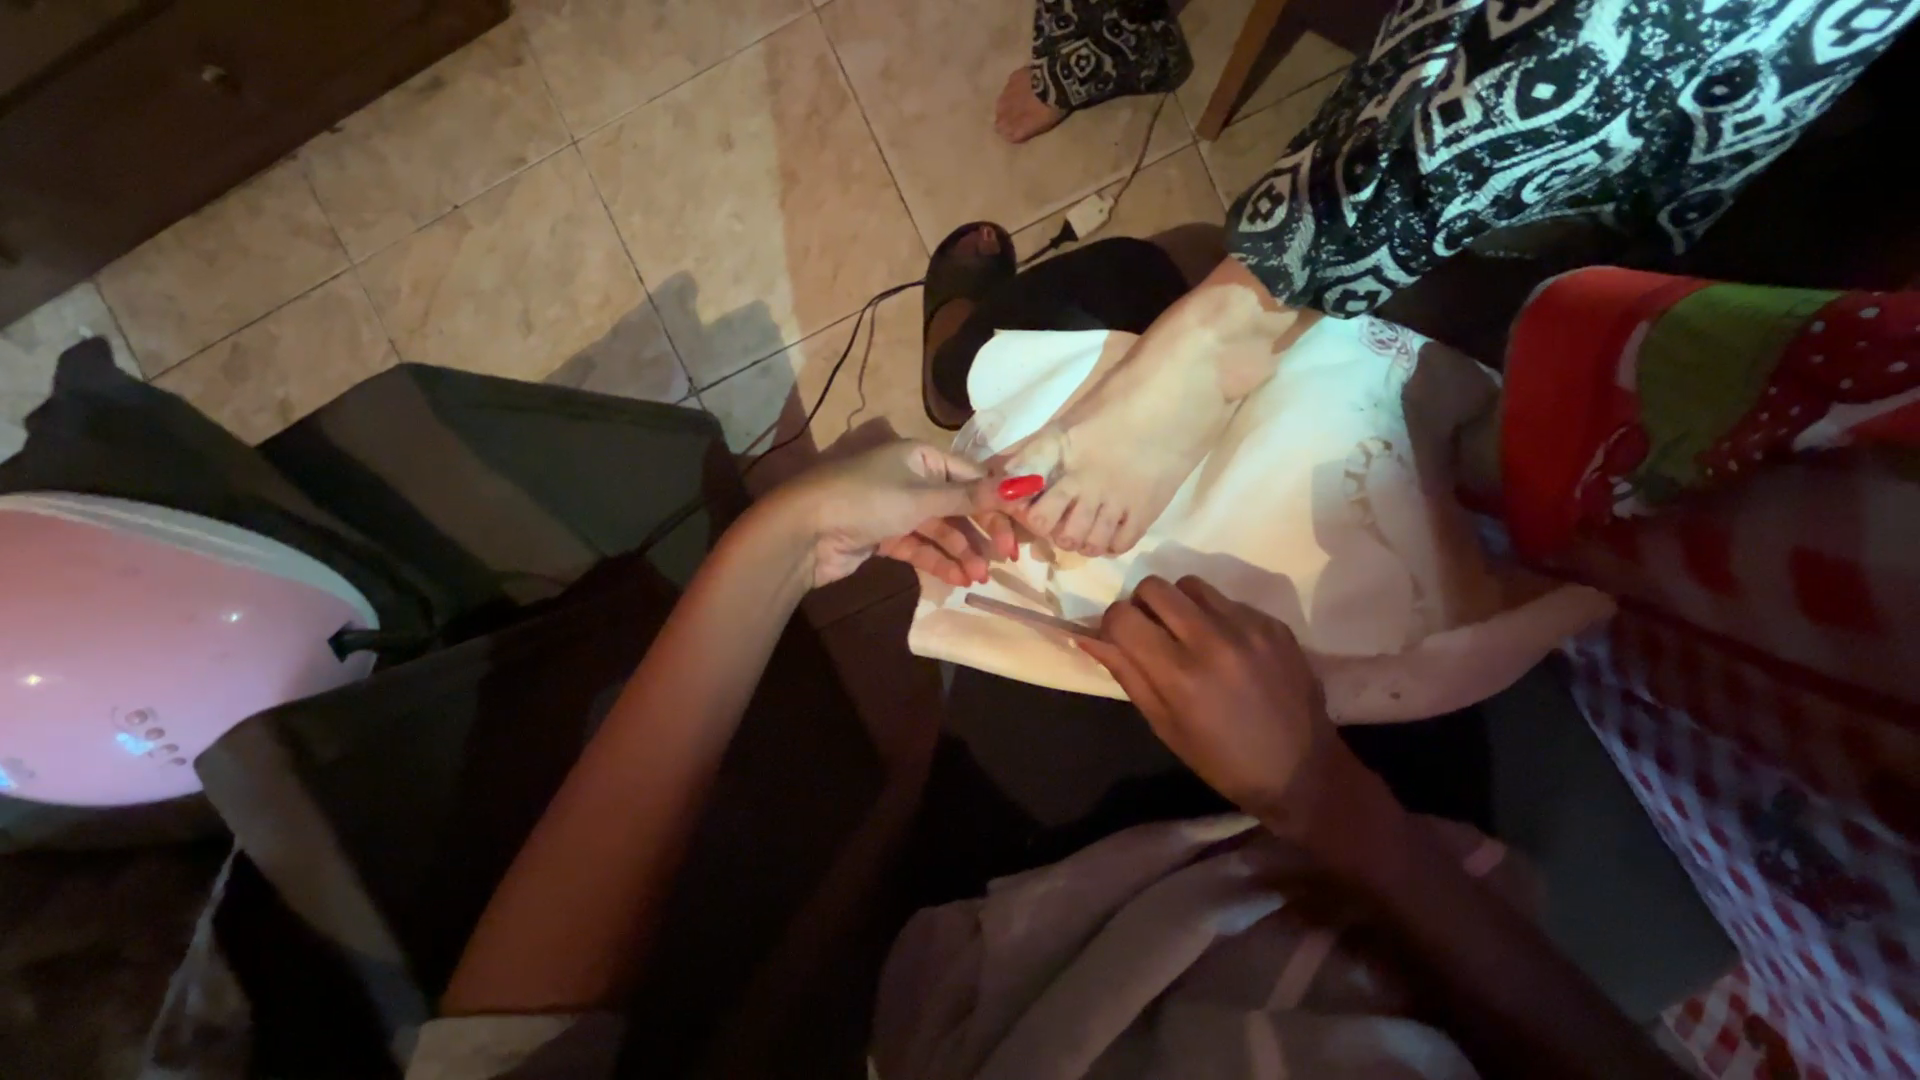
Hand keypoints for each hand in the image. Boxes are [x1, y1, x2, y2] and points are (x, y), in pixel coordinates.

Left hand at [773, 441, 1007, 587]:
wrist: (804, 531)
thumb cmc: (865, 500)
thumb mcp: (922, 497)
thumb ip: (971, 497)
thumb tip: (1024, 484)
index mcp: (921, 456)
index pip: (972, 476)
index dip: (999, 500)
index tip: (1023, 527)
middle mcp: (912, 478)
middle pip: (959, 505)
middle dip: (981, 532)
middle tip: (1005, 558)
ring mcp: (898, 509)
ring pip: (941, 530)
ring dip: (962, 552)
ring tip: (979, 578)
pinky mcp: (885, 537)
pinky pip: (921, 547)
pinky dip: (939, 562)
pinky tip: (959, 580)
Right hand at [1078, 576, 1392, 846]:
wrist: (1302, 770)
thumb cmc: (1222, 760)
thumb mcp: (1163, 725)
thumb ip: (1126, 674)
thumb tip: (1087, 636)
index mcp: (1180, 674)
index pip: (1123, 616)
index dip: (1113, 625)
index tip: (1121, 640)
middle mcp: (1213, 640)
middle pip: (1154, 586)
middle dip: (1143, 605)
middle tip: (1152, 633)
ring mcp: (1249, 628)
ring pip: (1191, 584)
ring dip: (1179, 604)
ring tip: (1189, 635)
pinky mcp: (1274, 624)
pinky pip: (1228, 600)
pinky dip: (1216, 617)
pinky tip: (1227, 648)